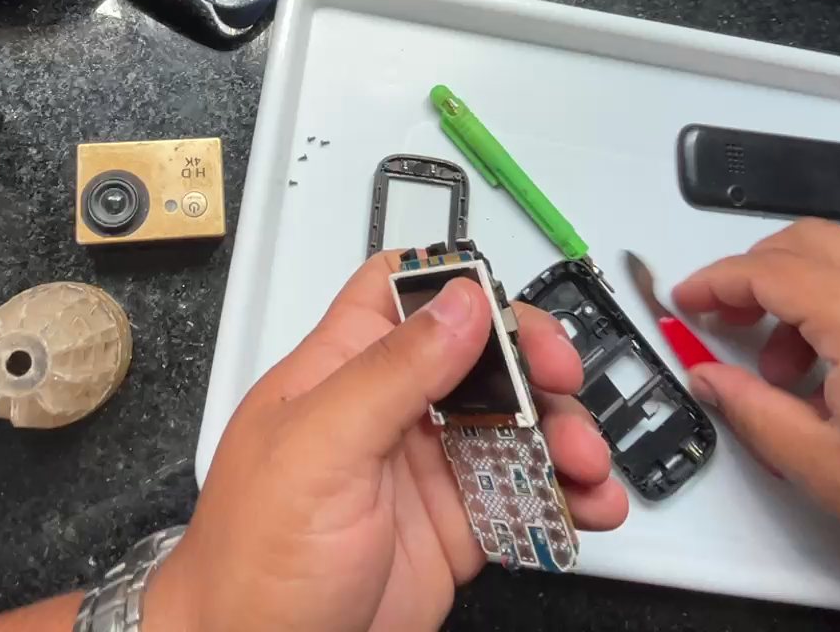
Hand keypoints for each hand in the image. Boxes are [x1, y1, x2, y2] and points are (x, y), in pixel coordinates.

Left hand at [147, 251, 627, 631]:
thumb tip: (461, 303)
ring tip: (586, 464)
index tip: (503, 306)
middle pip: (472, 353)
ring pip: (508, 422)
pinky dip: (562, 494)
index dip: (451, 284)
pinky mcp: (452, 524)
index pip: (399, 291)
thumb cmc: (252, 555)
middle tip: (561, 380)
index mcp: (344, 367)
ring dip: (557, 432)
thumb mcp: (320, 449)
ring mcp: (422, 464)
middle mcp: (387, 407)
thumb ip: (391, 372)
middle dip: (527, 360)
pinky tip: (586, 505)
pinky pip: (520, 493)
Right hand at [674, 219, 839, 631]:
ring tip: (796, 367)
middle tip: (729, 318)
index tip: (684, 301)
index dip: (714, 280)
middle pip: (810, 239)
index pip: (768, 270)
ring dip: (804, 292)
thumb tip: (708, 377)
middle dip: (755, 269)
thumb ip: (752, 411)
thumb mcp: (831, 471)